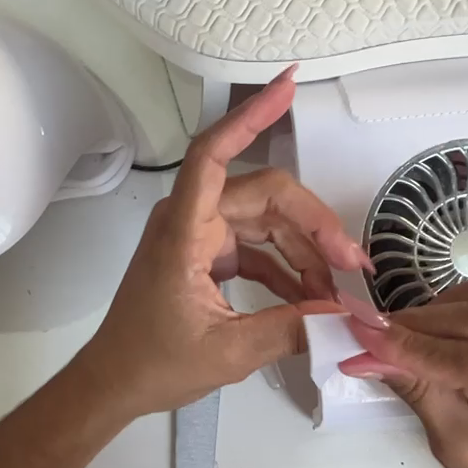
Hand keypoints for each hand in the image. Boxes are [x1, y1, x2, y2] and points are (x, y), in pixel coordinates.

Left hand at [69, 67, 371, 418]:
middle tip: (352, 263)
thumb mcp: (229, 353)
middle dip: (311, 223)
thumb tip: (348, 317)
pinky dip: (286, 267)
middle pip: (262, 194)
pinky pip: (256, 245)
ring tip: (336, 290)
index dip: (249, 116)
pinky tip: (313, 296)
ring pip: (265, 220)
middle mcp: (191, 219)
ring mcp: (199, 234)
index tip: (288, 86)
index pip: (212, 155)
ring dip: (304, 249)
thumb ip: (292, 329)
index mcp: (183, 230)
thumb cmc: (155, 363)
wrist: (115, 381)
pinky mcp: (206, 252)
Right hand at [338, 274, 467, 467]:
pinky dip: (459, 304)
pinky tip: (439, 327)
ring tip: (405, 333)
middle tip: (371, 329)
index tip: (362, 334)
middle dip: (420, 323)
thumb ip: (421, 395)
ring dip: (438, 309)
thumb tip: (369, 351)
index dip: (414, 346)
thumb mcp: (457, 453)